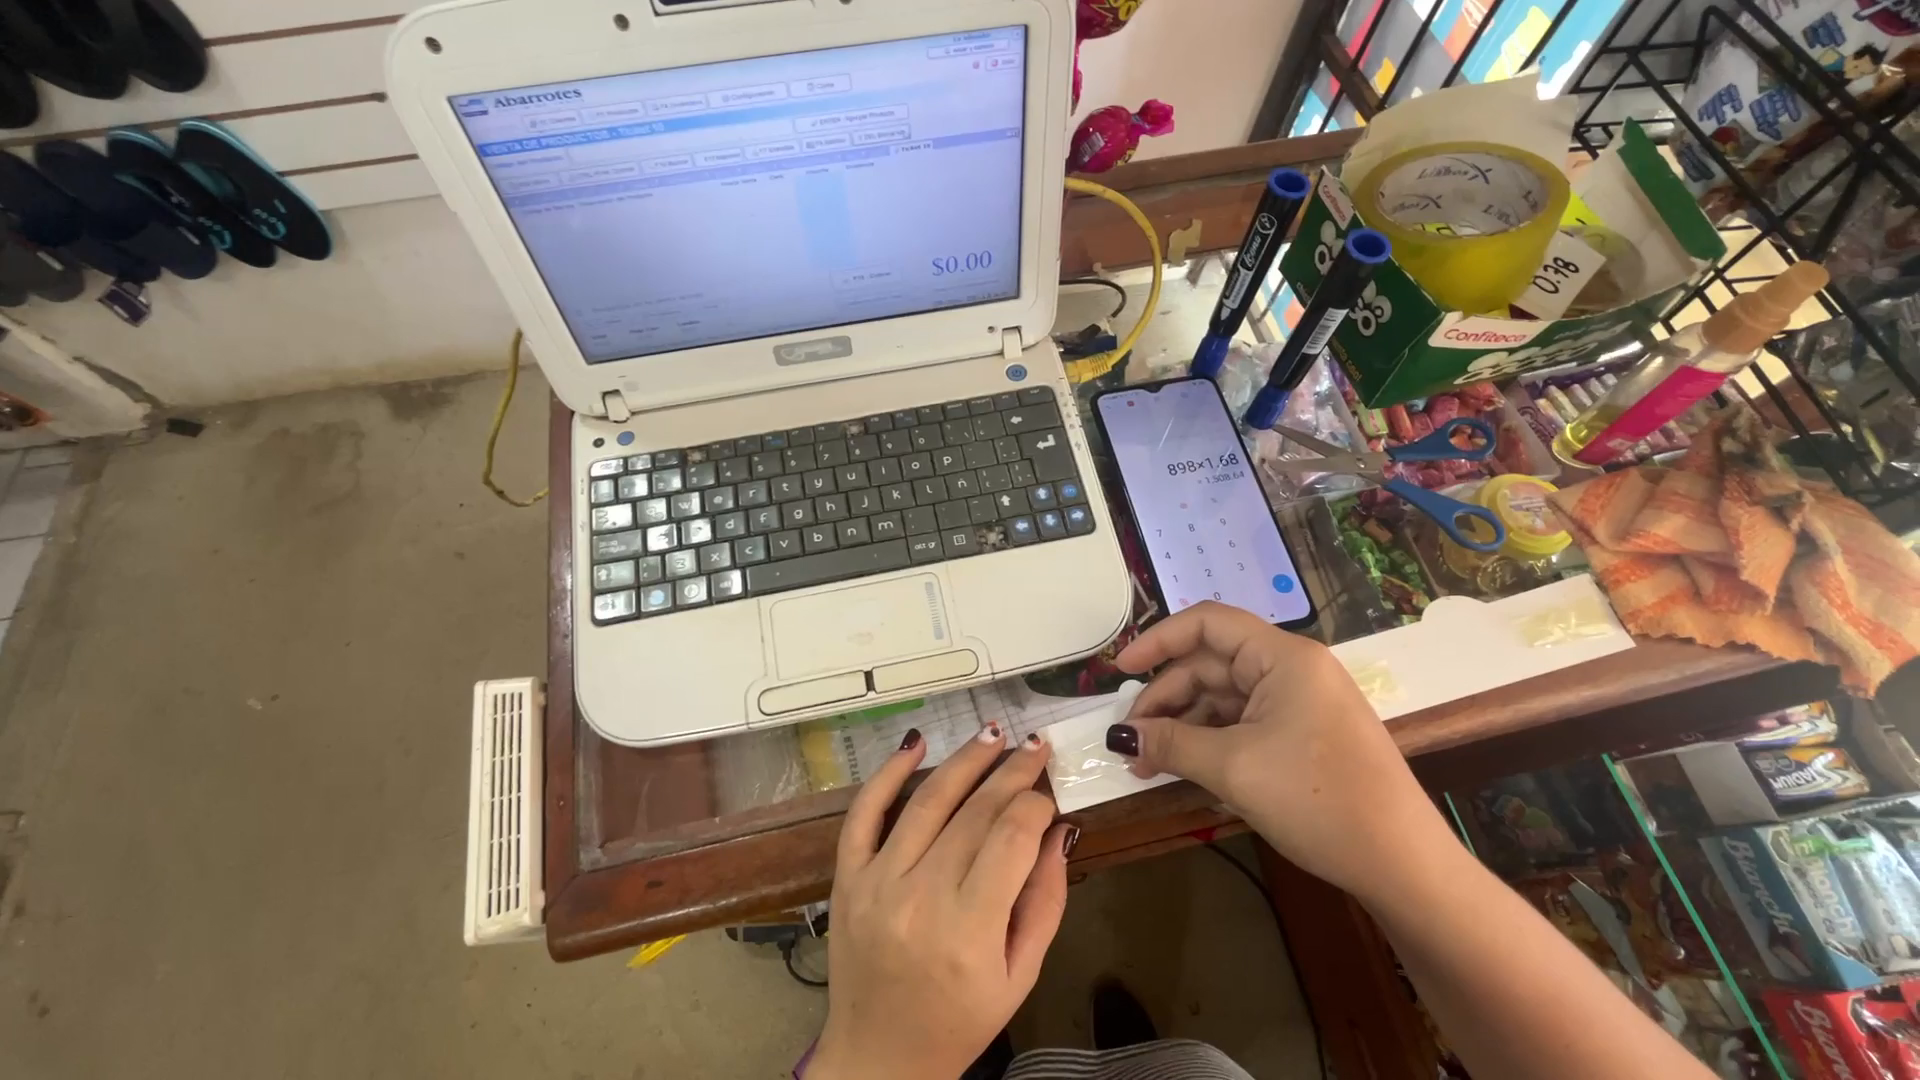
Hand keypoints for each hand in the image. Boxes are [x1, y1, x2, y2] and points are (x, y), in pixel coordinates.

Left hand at [808, 724, 1075, 1079]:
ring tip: (992, 734)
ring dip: (963, 761)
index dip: (1035, 806)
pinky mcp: (847, 878)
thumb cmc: (959, 1020)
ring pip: (926, 803)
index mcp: (970, 931)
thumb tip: (1059, 831)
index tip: (1049, 797)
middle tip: (1033, 745)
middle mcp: (920, 898)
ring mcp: (877, 883)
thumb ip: (1046, 901)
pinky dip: (887, 775)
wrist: (878, 1057)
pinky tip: (915, 745)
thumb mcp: (1021, 975)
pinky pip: (864, 814)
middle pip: (974, 814)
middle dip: (1010, 773)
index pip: (1010, 839)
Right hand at [1107, 601, 1449, 899]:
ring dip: (1183, 727)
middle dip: (1165, 701)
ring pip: (1222, 699)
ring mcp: (1299, 704)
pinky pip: (1242, 724)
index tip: (1119, 672)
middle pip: (1210, 665)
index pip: (1207, 624)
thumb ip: (1171, 743)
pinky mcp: (1302, 736)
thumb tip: (1119, 735)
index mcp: (1283, 657)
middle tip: (1129, 743)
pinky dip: (1209, 743)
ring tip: (1148, 766)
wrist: (1402, 864)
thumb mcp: (1234, 768)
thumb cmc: (1318, 799)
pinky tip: (1184, 771)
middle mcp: (1292, 670)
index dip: (1157, 640)